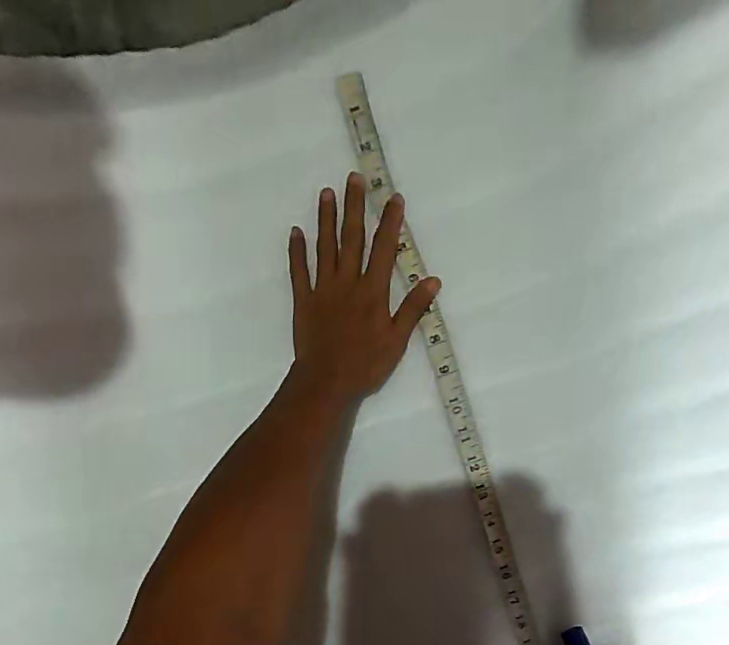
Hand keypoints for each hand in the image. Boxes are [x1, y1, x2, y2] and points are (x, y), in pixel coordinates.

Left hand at [288, 173, 441, 401]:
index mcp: (373, 291)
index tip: (394, 198)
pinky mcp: (303, 301)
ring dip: (326, 219)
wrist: (327, 381)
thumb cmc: (366, 364)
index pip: (383, 249)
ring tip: (327, 193)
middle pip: (352, 238)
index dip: (390, 222)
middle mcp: (347, 282)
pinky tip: (296, 232)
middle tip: (354, 178)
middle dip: (355, 207)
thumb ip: (413, 308)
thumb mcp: (397, 340)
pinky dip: (297, 251)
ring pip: (325, 247)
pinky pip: (299, 271)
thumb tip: (433, 280)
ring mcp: (323, 290)